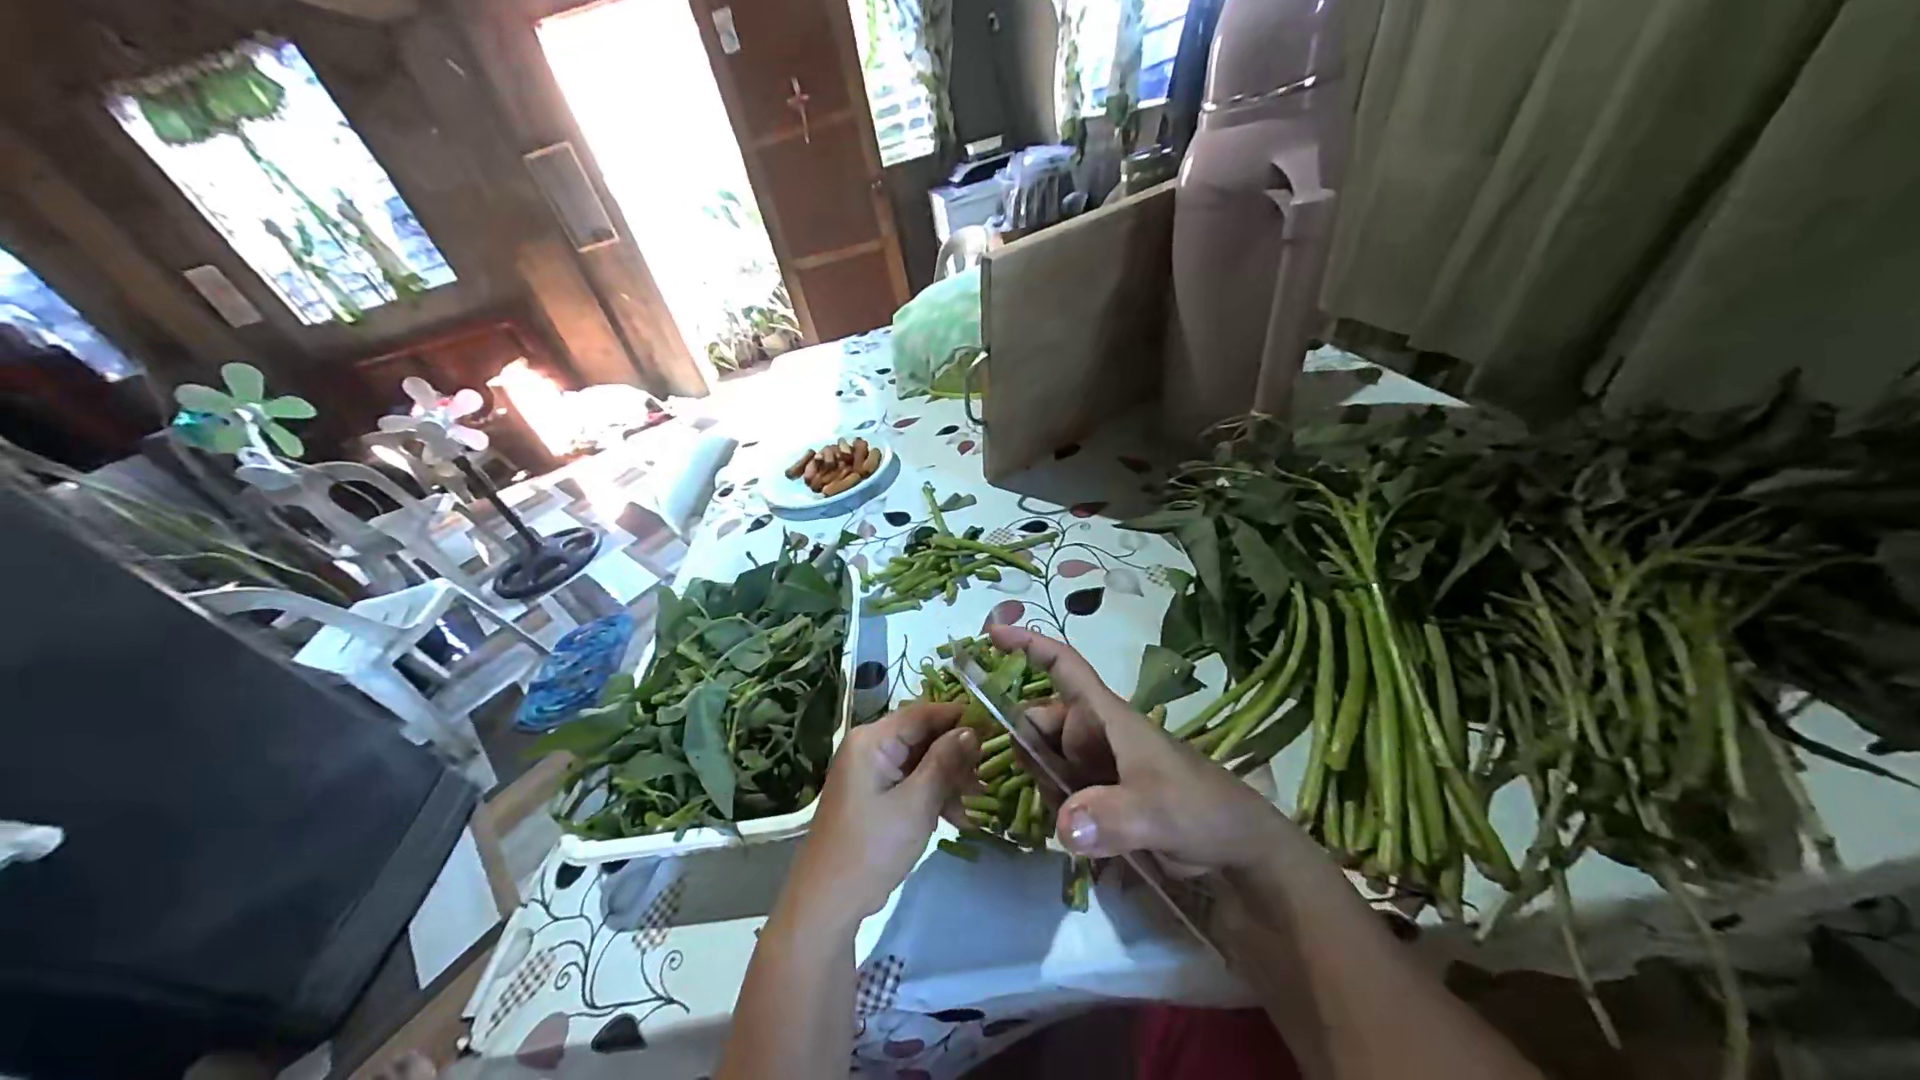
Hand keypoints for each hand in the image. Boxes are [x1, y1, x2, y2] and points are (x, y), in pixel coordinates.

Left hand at [780, 702, 978, 928]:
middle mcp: (870, 746)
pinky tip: (958, 818)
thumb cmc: (871, 849)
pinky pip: (912, 780)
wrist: (828, 902)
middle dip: (958, 755)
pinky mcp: (876, 793)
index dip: (962, 717)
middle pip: (925, 735)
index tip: (998, 728)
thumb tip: (972, 730)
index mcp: (873, 739)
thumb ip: (945, 762)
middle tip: (988, 777)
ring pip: (922, 760)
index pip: (925, 712)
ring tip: (976, 802)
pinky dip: (934, 794)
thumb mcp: (915, 804)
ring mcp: (872, 770)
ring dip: (950, 778)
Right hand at [986, 625, 1288, 870]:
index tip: (990, 634)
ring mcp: (1095, 768)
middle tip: (1037, 783)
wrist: (1237, 854)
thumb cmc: (1204, 810)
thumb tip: (1064, 825)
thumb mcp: (1160, 811)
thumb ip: (1113, 817)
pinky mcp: (1098, 799)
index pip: (1064, 668)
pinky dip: (1055, 810)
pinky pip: (1057, 793)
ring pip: (1044, 762)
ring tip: (1071, 821)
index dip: (1028, 645)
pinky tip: (1074, 837)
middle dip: (1026, 748)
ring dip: (1043, 786)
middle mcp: (1095, 735)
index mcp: (1108, 717)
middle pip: (1039, 723)